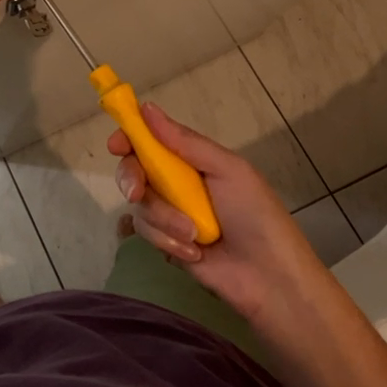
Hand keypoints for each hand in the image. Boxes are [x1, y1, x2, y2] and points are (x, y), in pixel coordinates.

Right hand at [109, 102, 331, 321]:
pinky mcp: (166, 243)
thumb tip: (146, 108)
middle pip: (133, 169)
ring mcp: (169, 214)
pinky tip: (192, 252)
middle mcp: (176, 183)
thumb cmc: (255, 215)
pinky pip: (145, 233)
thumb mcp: (227, 170)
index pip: (150, 139)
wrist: (270, 278)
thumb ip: (185, 142)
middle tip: (137, 193)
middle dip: (132, 179)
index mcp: (192, 160)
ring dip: (163, 219)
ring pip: (139, 204)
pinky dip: (166, 241)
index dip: (129, 137)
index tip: (117, 145)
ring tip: (194, 235)